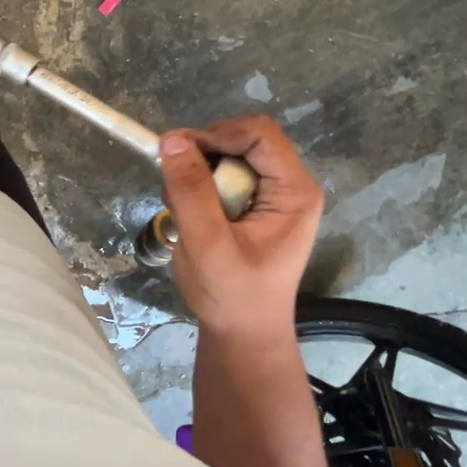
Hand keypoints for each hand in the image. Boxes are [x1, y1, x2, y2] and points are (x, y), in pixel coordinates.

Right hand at [159, 116, 322, 340]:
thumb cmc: (232, 294)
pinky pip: (220, 170)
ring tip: (181, 204)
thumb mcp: (207, 244)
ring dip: (197, 168)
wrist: (242, 332)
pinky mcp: (251, 201)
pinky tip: (189, 212)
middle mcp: (288, 185)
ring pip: (228, 151)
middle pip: (243, 137)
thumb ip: (191, 191)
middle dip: (204, 151)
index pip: (259, 135)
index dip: (218, 135)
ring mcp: (271, 193)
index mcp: (294, 193)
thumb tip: (172, 140)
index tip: (179, 155)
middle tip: (174, 179)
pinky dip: (197, 181)